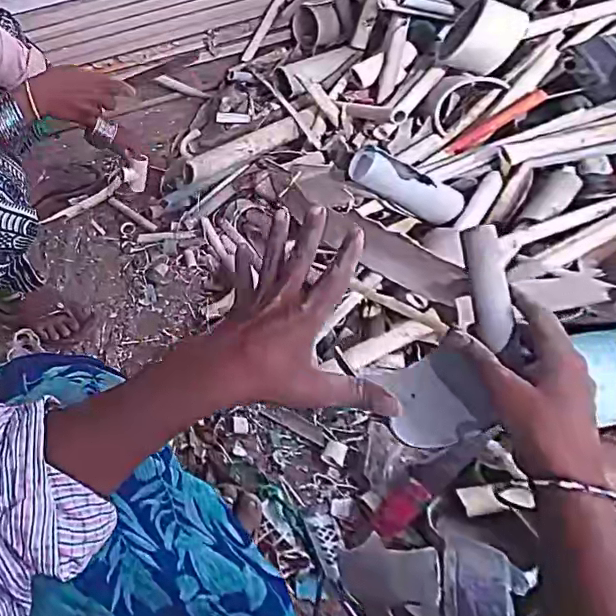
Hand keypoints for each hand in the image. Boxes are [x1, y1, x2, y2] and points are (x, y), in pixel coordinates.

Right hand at [22, 67, 133, 124]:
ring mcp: (92, 107)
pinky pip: (93, 122)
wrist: (40, 94)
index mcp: (95, 79)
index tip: (131, 92)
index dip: (125, 89)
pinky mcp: (84, 118)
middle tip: (93, 99)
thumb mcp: (72, 70)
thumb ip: (87, 76)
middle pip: (111, 102)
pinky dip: (90, 120)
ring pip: (102, 112)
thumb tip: (90, 79)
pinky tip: (81, 115)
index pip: (117, 85)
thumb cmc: (51, 81)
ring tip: (82, 106)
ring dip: (96, 111)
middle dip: (105, 101)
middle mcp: (97, 93)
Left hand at [203, 204, 400, 415]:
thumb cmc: (266, 377)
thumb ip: (355, 393)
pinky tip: (241, 247)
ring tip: (281, 214)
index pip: (333, 281)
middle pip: (300, 259)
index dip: (347, 257)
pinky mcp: (242, 301)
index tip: (355, 235)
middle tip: (318, 210)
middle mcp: (284, 299)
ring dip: (278, 236)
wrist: (223, 369)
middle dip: (312, 233)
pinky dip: (242, 261)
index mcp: (306, 316)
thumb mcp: (317, 389)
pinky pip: (243, 276)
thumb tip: (392, 405)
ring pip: (271, 260)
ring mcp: (260, 296)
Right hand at [448, 289, 604, 483]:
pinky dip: (519, 370)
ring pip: (538, 356)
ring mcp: (573, 386)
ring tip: (484, 354)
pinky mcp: (567, 404)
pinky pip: (540, 375)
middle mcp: (572, 367)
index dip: (517, 300)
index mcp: (563, 357)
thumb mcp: (504, 390)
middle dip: (508, 329)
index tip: (497, 291)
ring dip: (512, 351)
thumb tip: (457, 334)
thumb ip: (479, 359)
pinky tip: (499, 380)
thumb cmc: (543, 432)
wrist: (568, 480)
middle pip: (538, 335)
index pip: (540, 315)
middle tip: (480, 327)